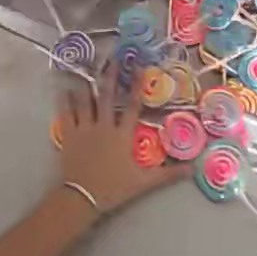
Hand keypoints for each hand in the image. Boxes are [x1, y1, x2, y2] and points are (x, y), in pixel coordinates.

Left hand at [57, 62, 186, 214]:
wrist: (82, 197)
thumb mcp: (144, 182)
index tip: (138, 68)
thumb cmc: (114, 188)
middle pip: (106, 96)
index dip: (136, 86)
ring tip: (86, 69)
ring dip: (86, 84)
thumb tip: (193, 169)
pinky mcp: (69, 135)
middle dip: (110, 76)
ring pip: (84, 101)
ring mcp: (84, 129)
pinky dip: (65, 101)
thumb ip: (168, 174)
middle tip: (112, 59)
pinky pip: (66, 114)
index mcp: (122, 135)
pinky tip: (63, 89)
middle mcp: (103, 126)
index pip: (132, 106)